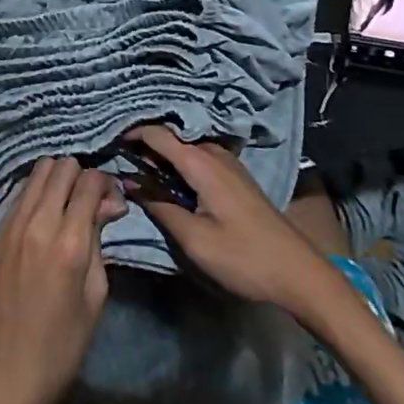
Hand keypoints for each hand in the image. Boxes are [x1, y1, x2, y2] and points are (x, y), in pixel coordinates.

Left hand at [0, 158, 126, 403]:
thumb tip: (110, 203)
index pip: (90, 181)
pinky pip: (22, 191)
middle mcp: (37, 223)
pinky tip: (47, 215)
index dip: (107, 184)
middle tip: (92, 201)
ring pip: (38, 170)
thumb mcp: (95, 295)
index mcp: (68, 242)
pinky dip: (38, 191)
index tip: (114, 202)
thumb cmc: (61, 345)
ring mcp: (12, 225)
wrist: (5, 377)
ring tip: (69, 203)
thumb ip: (100, 239)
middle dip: (82, 176)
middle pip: (62, 166)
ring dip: (58, 179)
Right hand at [123, 125, 337, 318]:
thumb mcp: (194, 238)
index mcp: (202, 162)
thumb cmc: (242, 255)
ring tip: (136, 169)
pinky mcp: (234, 176)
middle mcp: (214, 152)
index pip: (159, 134)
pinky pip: (198, 157)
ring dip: (161, 154)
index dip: (132, 134)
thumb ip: (160, 206)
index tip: (108, 141)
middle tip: (117, 159)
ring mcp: (228, 162)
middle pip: (172, 137)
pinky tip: (168, 180)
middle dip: (144, 144)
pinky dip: (178, 162)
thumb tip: (129, 182)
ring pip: (186, 147)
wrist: (295, 269)